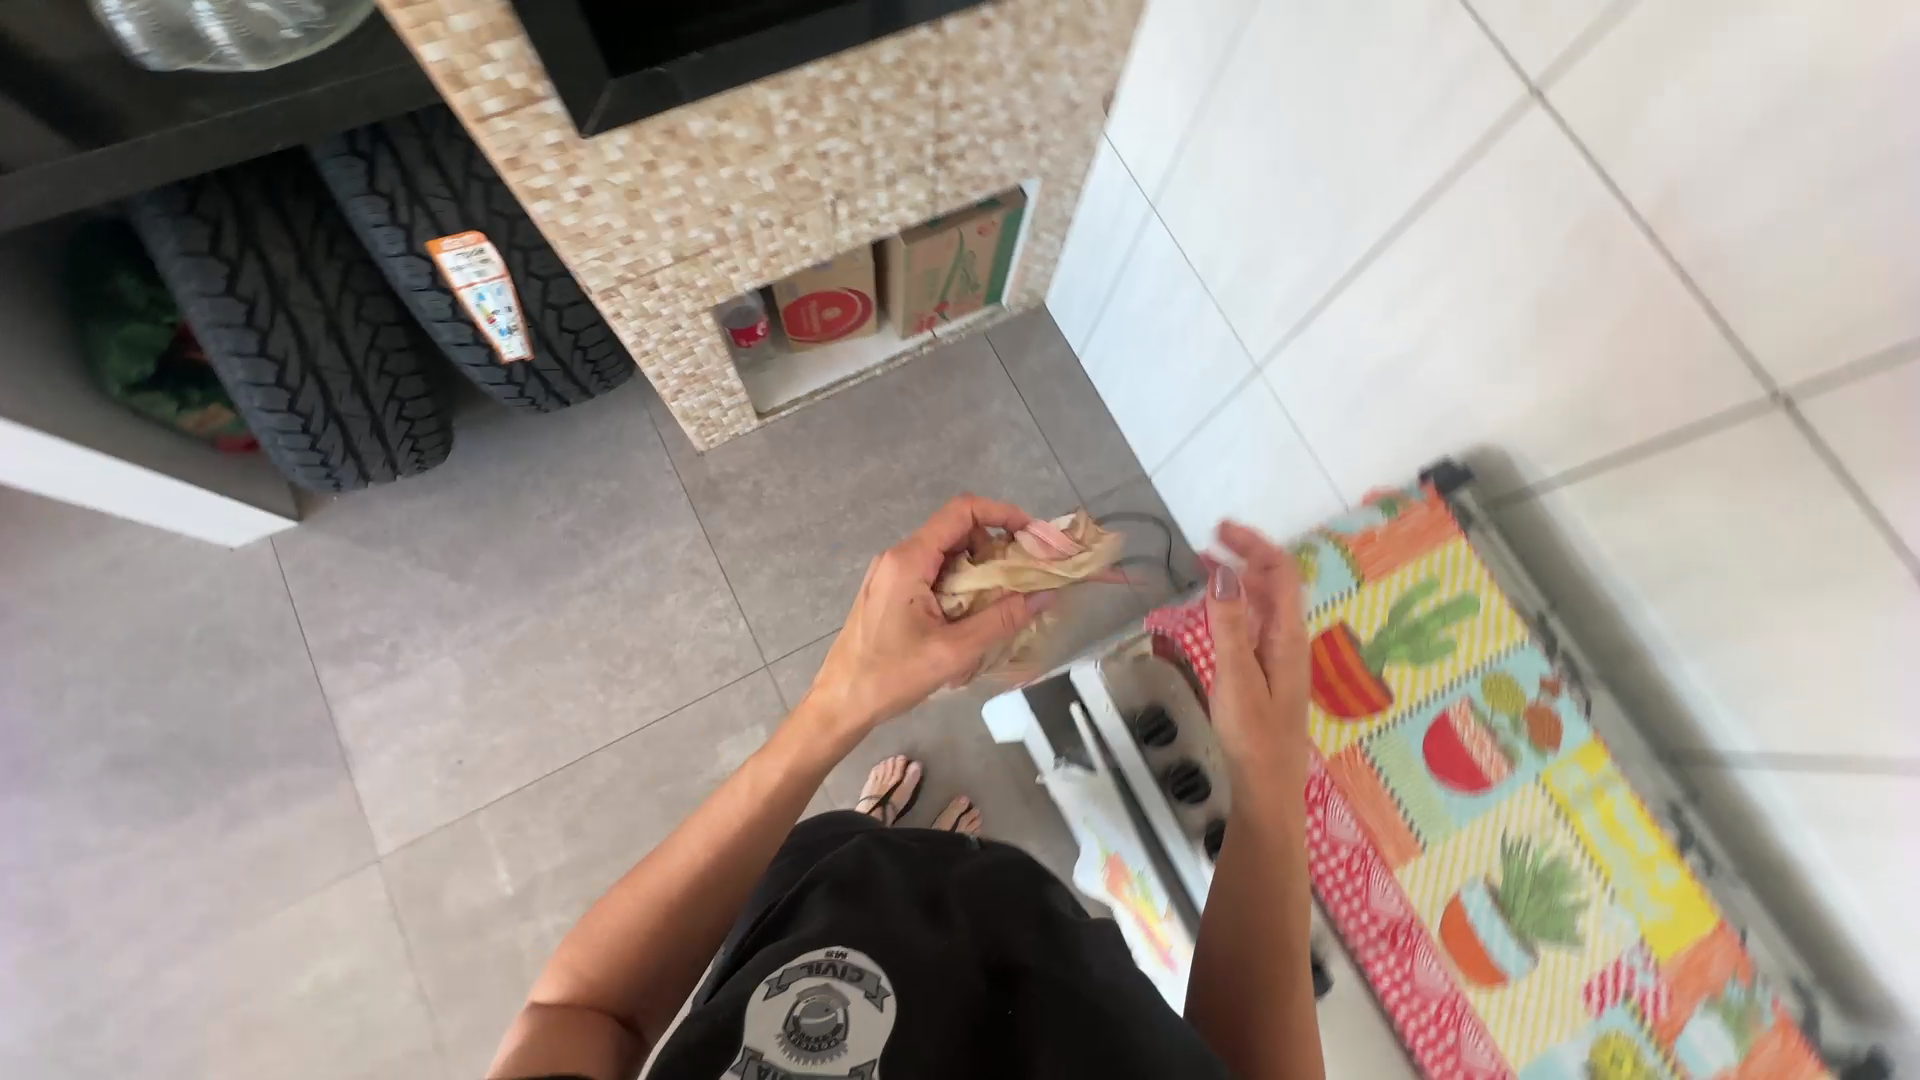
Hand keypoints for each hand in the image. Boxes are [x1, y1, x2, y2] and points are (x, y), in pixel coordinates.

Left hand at [798, 495, 1058, 740]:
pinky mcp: (890, 591)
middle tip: (1024, 577)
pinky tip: (972, 614)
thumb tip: (1044, 595)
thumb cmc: (891, 676)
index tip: (1032, 535)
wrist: (840, 703)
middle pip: (956, 531)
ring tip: (1002, 601)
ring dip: (979, 569)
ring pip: (946, 554)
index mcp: (909, 560)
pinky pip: (932, 573)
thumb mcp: (954, 651)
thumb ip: (1002, 619)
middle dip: (995, 548)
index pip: (962, 511)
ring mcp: (891, 573)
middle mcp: (897, 557)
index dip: (1003, 513)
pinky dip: (960, 583)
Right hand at [1203, 522, 1311, 790]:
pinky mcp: (1267, 672)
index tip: (1220, 531)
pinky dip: (1238, 604)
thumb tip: (1222, 575)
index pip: (1280, 574)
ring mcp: (1280, 656)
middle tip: (1209, 541)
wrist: (1267, 787)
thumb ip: (1230, 625)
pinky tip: (1220, 609)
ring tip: (1208, 565)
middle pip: (1276, 584)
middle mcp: (1289, 640)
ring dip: (1241, 578)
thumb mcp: (1235, 677)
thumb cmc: (1252, 734)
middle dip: (1247, 555)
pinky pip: (1257, 623)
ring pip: (1266, 603)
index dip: (1254, 546)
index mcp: (1287, 637)